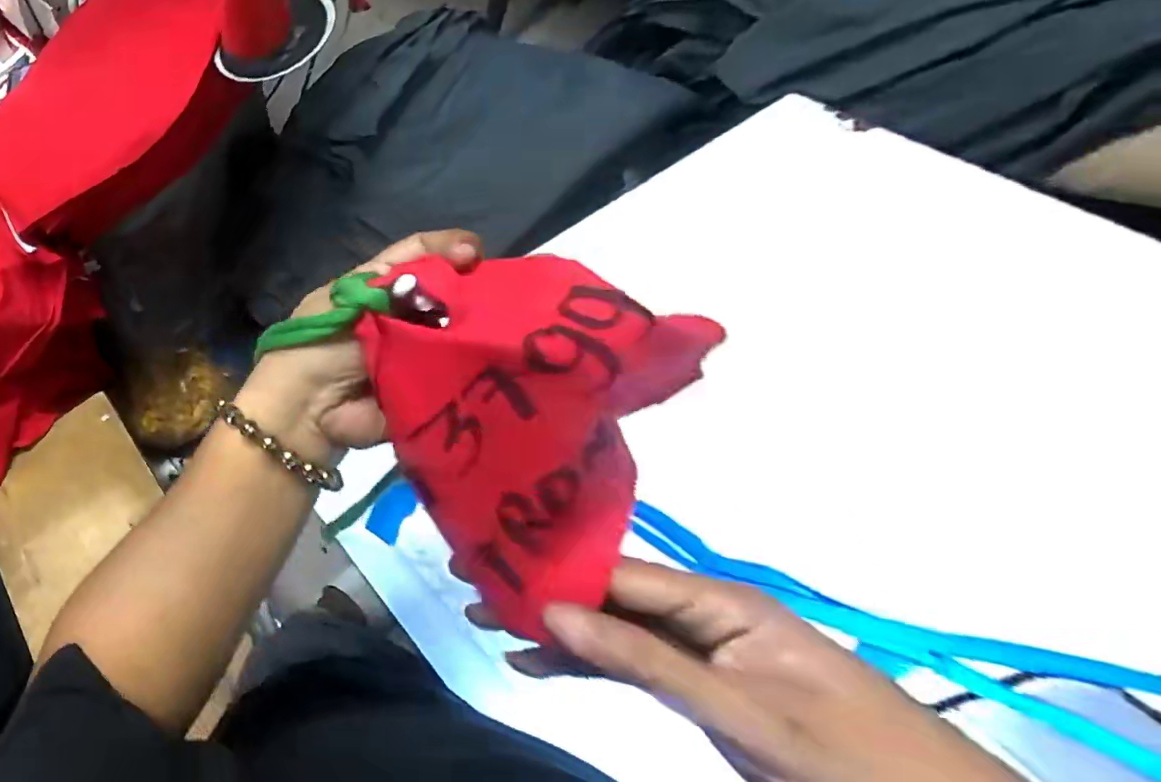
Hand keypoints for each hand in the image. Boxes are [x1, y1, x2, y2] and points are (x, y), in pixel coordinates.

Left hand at [238, 230, 481, 455]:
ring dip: (478, 329)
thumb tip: (461, 255)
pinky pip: (458, 374)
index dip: (445, 248)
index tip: (474, 252)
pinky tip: (496, 360)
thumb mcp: (354, 300)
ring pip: (456, 333)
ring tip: (503, 325)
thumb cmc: (317, 345)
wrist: (303, 411)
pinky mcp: (427, 388)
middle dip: (472, 290)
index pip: (416, 256)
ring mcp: (416, 353)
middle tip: (498, 292)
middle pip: (445, 294)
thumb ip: (404, 281)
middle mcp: (399, 315)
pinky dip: (475, 368)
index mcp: (374, 286)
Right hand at [475, 560, 1017, 781]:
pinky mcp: (701, 687)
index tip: (491, 565)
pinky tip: (536, 663)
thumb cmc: (853, 760)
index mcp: (716, 599)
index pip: (614, 573)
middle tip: (472, 588)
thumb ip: (644, 658)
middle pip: (603, 595)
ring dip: (553, 630)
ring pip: (609, 630)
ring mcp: (699, 651)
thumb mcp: (745, 712)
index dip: (551, 570)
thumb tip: (553, 612)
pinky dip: (584, 664)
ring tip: (489, 623)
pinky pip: (630, 665)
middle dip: (540, 594)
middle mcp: (699, 613)